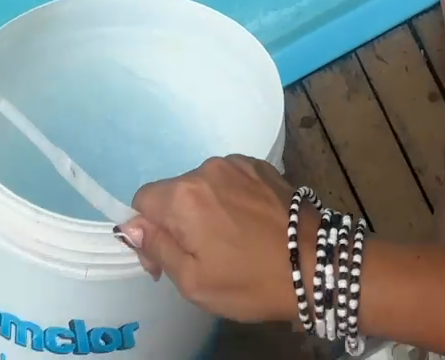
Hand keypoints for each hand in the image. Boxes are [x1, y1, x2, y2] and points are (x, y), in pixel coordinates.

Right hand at [118, 155, 308, 323]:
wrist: (313, 262)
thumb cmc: (249, 279)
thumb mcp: (194, 280)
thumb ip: (158, 248)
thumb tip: (130, 225)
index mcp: (185, 195)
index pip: (143, 200)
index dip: (147, 231)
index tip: (166, 259)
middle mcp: (208, 168)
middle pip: (174, 192)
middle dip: (178, 221)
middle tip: (202, 256)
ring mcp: (237, 163)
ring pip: (203, 185)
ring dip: (206, 208)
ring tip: (230, 240)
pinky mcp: (261, 165)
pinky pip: (230, 179)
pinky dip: (231, 198)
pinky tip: (248, 224)